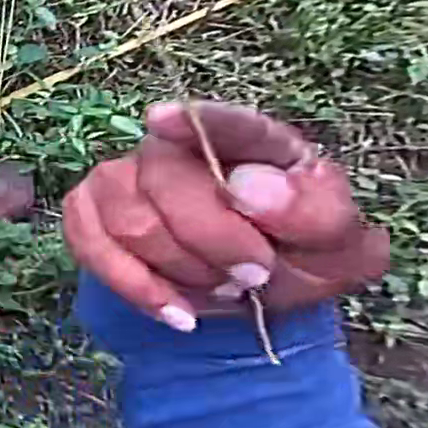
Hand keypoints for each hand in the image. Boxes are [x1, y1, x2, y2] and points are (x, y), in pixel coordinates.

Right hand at [62, 101, 388, 330]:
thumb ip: (316, 215)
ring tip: (216, 287)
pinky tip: (171, 307)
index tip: (160, 119)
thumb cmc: (296, 260)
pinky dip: (132, 284)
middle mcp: (169, 150)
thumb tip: (246, 187)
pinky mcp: (84, 213)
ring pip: (126, 221)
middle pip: (163, 182)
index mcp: (248, 144)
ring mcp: (116, 179)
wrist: (245, 291)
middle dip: (210, 241)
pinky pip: (89, 246)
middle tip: (252, 276)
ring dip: (177, 268)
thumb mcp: (343, 250)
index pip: (221, 124)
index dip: (189, 122)